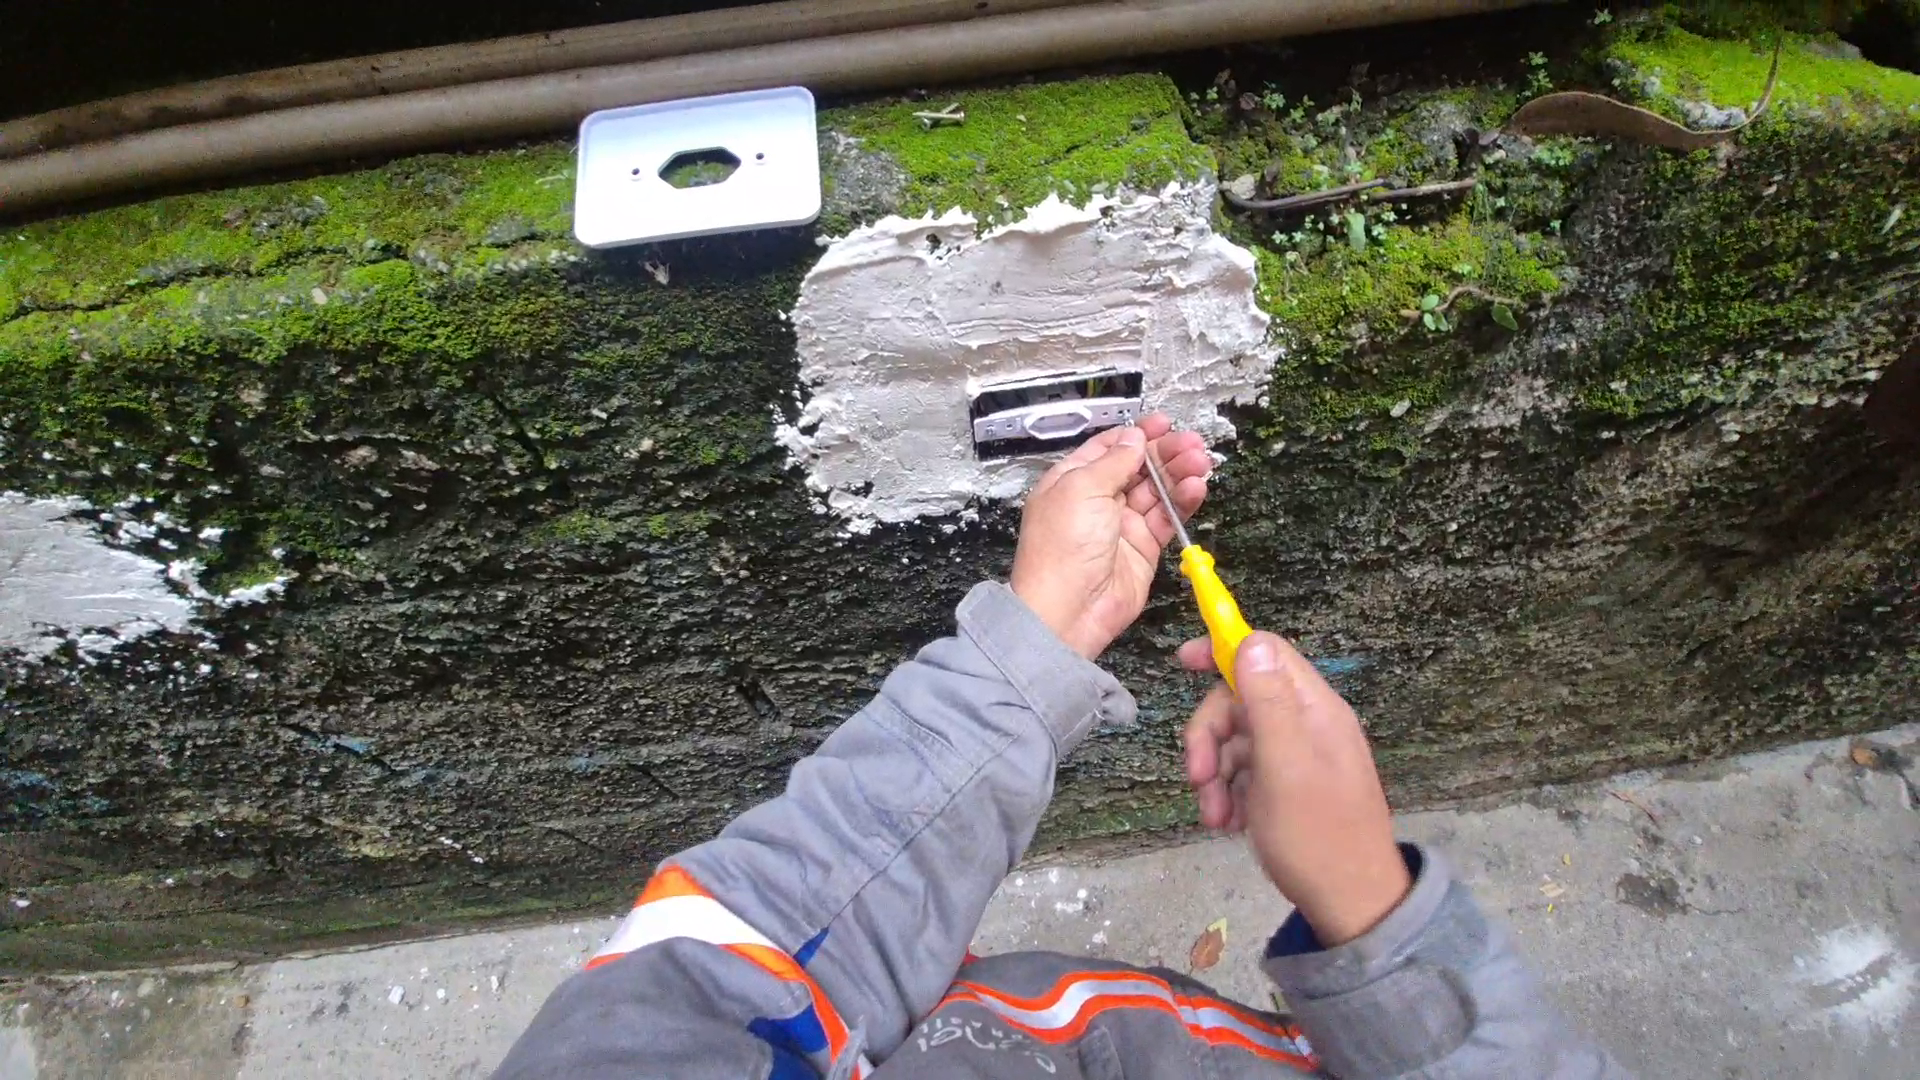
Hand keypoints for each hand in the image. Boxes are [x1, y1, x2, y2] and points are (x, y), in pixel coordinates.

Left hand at [1009, 414, 1209, 659]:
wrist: (1067, 609)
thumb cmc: (1060, 549)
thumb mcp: (1081, 488)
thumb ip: (1112, 461)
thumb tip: (1133, 438)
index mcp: (1072, 481)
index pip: (1108, 448)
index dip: (1136, 434)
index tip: (1162, 423)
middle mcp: (1096, 501)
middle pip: (1137, 467)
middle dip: (1165, 452)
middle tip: (1191, 442)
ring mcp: (1120, 525)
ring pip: (1157, 491)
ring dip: (1179, 473)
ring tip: (1199, 461)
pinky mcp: (1143, 548)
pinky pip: (1168, 518)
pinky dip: (1184, 501)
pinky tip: (1196, 487)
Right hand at [1180, 632, 1410, 945]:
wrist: (1352, 908)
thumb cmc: (1318, 836)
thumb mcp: (1285, 765)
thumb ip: (1267, 701)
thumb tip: (1250, 640)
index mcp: (1313, 708)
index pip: (1265, 651)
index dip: (1222, 648)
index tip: (1182, 661)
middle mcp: (1304, 723)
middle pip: (1237, 700)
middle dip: (1209, 735)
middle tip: (1196, 775)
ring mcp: (1293, 754)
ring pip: (1232, 738)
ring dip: (1212, 771)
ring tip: (1212, 814)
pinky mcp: (1282, 782)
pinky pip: (1240, 768)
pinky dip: (1225, 790)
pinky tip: (1226, 821)